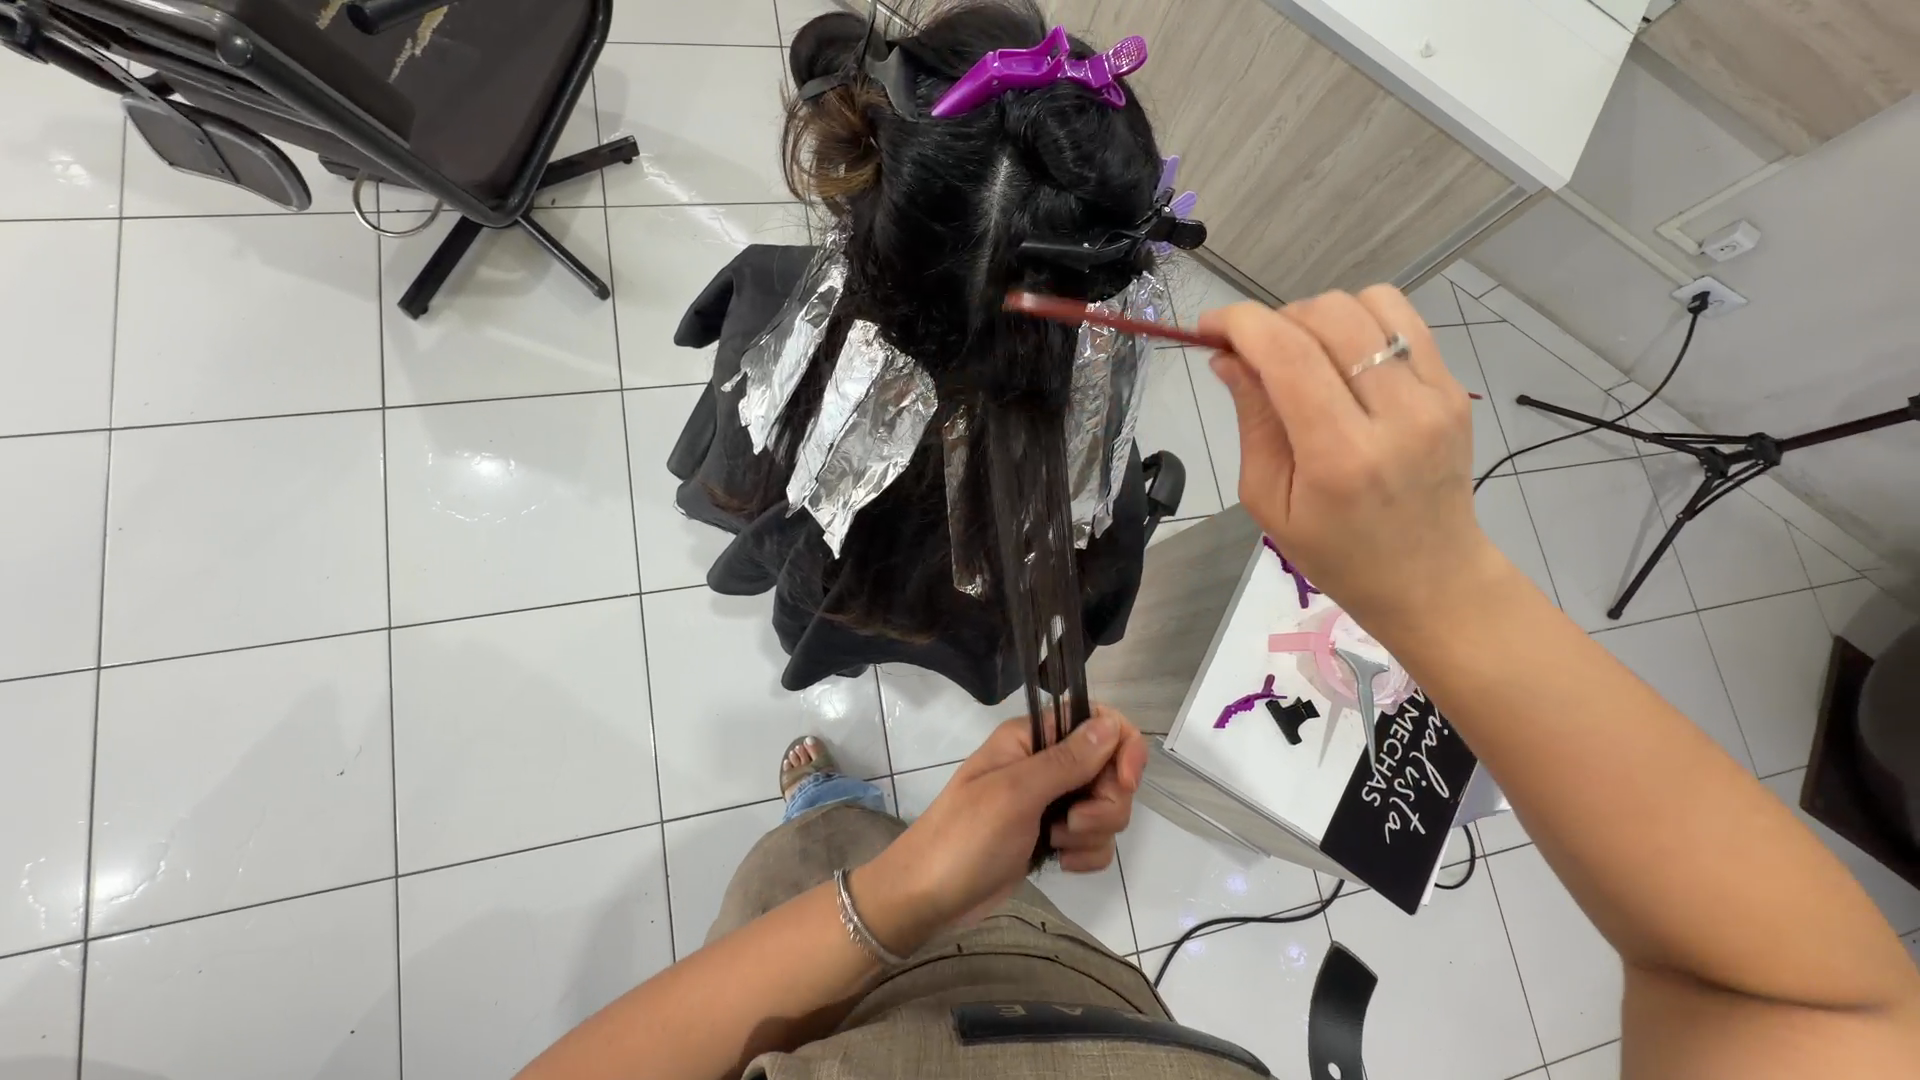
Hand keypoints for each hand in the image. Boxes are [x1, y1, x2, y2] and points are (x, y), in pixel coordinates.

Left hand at [853, 706, 1147, 953]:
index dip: (1121, 746)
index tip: (1124, 781)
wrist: (929, 897)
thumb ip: (1067, 760)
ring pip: (1107, 807)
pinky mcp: (1053, 836)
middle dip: (1105, 802)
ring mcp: (1050, 801)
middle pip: (1110, 770)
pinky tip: (1061, 863)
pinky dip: (1086, 854)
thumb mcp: (1016, 794)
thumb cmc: (965, 837)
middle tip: (1072, 822)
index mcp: (1031, 737)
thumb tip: (1111, 724)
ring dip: (1093, 832)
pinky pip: (1095, 838)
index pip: (1097, 720)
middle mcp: (1044, 762)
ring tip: (1056, 844)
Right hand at [1198, 288, 1506, 635]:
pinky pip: (1404, 320)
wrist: (1429, 577)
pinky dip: (1360, 323)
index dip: (1241, 325)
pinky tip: (1343, 358)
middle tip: (1255, 354)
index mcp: (1339, 456)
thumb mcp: (1269, 501)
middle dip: (1276, 320)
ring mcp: (1435, 396)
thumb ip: (1253, 423)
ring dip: (1320, 316)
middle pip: (1329, 316)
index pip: (1288, 356)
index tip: (1209, 327)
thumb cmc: (1336, 552)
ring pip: (1371, 303)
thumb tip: (1229, 359)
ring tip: (1302, 354)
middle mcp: (1396, 415)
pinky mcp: (1454, 388)